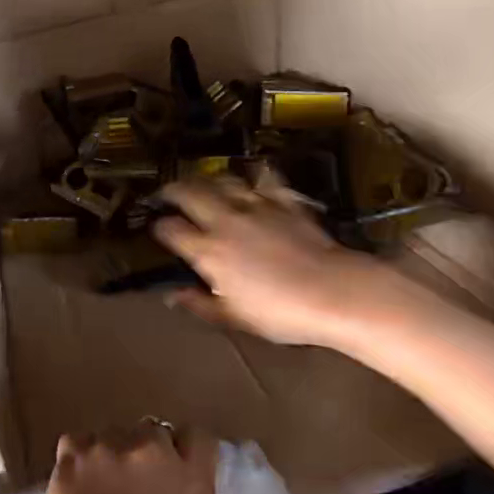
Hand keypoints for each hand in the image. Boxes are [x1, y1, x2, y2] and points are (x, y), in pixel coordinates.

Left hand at [14, 423, 217, 493]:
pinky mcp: (69, 456)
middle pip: (152, 432)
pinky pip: (78, 443)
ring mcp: (107, 449)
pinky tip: (77, 485)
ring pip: (113, 435)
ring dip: (113, 455)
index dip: (188, 453)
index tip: (183, 468)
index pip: (200, 439)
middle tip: (140, 484)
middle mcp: (152, 452)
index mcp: (193, 481)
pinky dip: (79, 459)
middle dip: (148, 453)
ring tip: (104, 487)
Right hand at [151, 176, 410, 347]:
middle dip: (172, 190)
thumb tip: (172, 295)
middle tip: (168, 194)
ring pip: (222, 180)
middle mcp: (224, 221)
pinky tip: (253, 178)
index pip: (170, 229)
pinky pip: (265, 179)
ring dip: (208, 179)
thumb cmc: (281, 313)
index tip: (157, 230)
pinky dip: (255, 176)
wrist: (336, 293)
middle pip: (188, 192)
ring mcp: (255, 207)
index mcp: (207, 250)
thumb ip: (200, 304)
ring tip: (204, 184)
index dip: (159, 227)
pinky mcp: (284, 202)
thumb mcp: (234, 317)